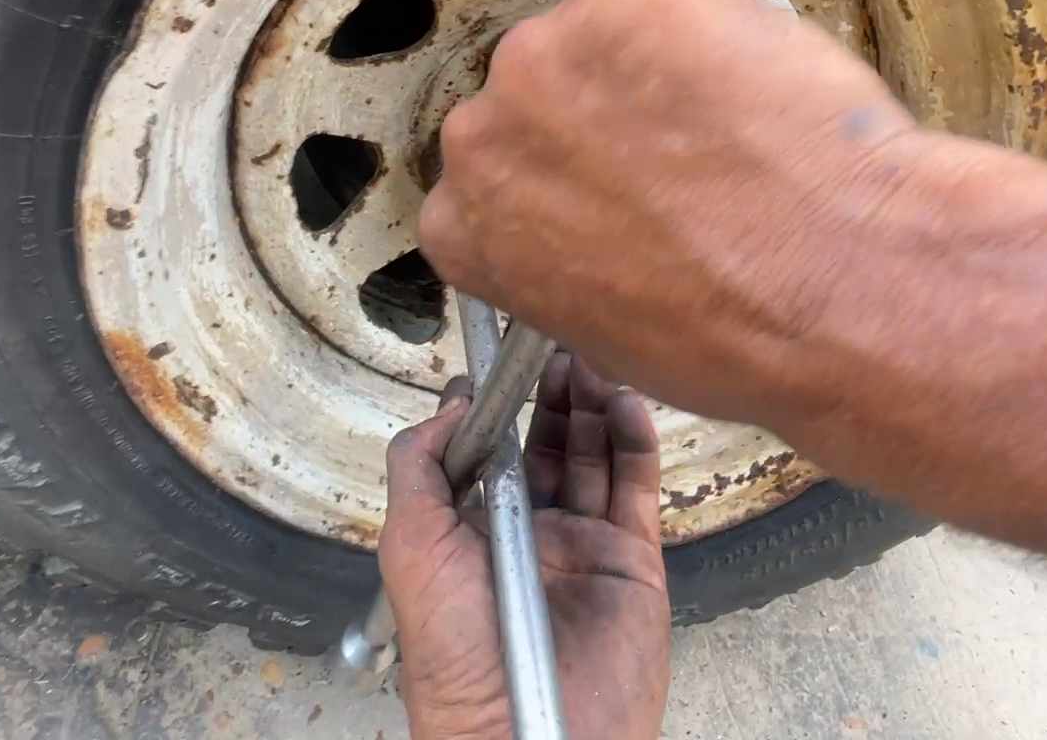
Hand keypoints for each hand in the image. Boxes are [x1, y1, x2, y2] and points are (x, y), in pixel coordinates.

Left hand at [379, 355, 670, 739]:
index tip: (511, 357)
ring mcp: (584, 537)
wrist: (528, 734)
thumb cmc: (454, 647)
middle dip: (556, 392)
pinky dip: (634, 441)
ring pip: (594, 453)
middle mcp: (533, 524)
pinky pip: (635, 486)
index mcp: (479, 522)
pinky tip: (625, 403)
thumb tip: (448, 404)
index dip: (505, 400)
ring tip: (593, 360)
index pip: (497, 444)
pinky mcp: (630, 556)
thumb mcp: (411, 546)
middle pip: (550, 440)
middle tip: (562, 346)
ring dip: (594, 404)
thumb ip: (417, 467)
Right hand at [419, 0, 924, 425]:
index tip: (587, 180)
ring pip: (584, 26)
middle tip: (669, 148)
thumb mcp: (600, 329)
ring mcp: (542, 55)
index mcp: (465, 226)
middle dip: (588, 112)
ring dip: (637, 53)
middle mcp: (479, 136)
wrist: (834, 291)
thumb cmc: (728, 334)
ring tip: (717, 109)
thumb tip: (577, 224)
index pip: (474, 176)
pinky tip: (714, 32)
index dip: (542, 173)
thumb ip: (549, 259)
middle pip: (530, 95)